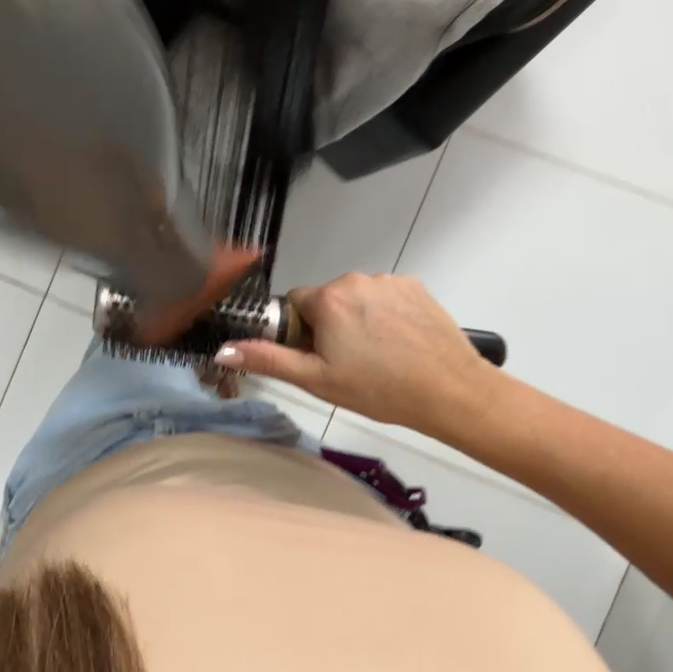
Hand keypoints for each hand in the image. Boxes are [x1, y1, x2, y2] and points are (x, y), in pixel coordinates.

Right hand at [216, 273, 501, 440]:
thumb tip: (222, 350)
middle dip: (329, 326)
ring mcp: (390, 281)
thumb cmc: (378, 389)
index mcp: (328, 299)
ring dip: (358, 320)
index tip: (318, 357)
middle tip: (348, 363)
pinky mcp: (417, 287)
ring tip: (378, 357)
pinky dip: (386, 316)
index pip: (295, 304)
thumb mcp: (316, 380)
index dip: (300, 332)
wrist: (450, 392)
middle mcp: (356, 279)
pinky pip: (386, 297)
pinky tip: (400, 344)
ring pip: (357, 299)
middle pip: (326, 301)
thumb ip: (267, 359)